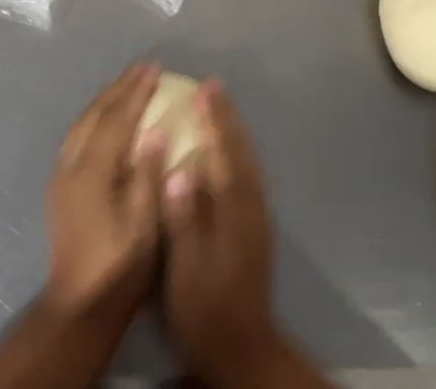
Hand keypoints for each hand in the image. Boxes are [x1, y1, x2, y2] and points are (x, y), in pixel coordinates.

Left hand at [44, 63, 167, 323]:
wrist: (79, 307)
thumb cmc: (120, 270)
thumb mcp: (145, 226)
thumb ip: (148, 174)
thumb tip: (156, 129)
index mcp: (91, 174)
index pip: (116, 120)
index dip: (137, 93)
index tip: (156, 69)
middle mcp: (70, 167)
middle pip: (94, 115)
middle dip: (119, 89)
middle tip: (142, 67)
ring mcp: (61, 177)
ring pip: (82, 124)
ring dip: (105, 100)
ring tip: (128, 84)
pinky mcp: (60, 188)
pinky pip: (78, 137)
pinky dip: (96, 118)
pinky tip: (109, 119)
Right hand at [159, 80, 296, 385]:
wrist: (240, 349)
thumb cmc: (205, 310)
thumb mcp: (186, 270)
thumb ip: (183, 219)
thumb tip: (179, 168)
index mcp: (233, 214)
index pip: (222, 156)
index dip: (212, 122)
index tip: (201, 90)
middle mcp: (251, 209)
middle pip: (241, 153)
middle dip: (227, 118)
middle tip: (213, 86)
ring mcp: (256, 220)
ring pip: (248, 163)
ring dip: (235, 132)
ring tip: (221, 108)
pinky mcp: (255, 230)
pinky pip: (247, 176)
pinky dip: (237, 154)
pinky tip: (227, 152)